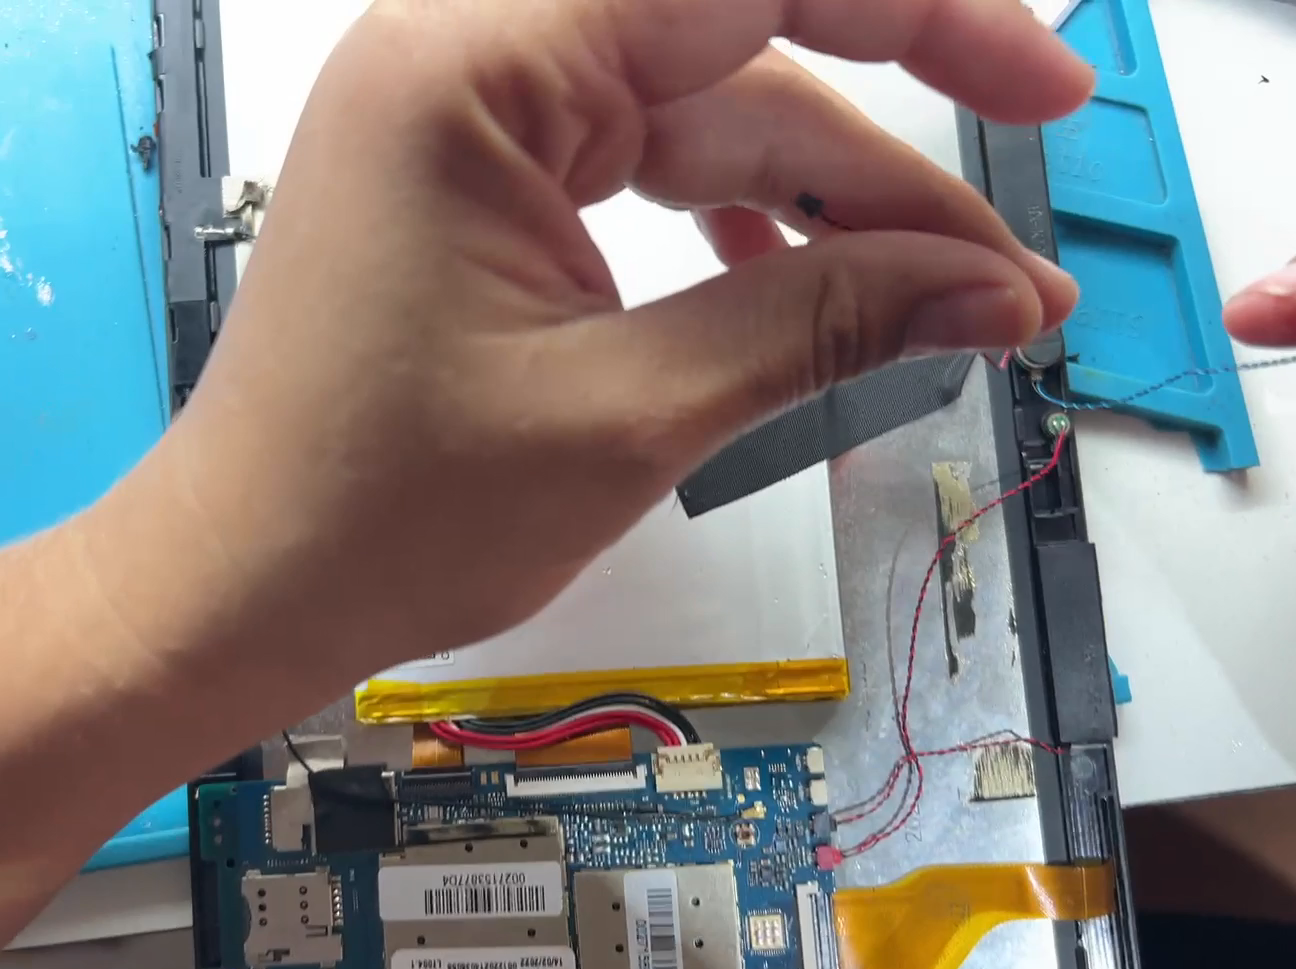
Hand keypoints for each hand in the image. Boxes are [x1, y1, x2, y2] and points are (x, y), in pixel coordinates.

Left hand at [93, 0, 1089, 704]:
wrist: (251, 584)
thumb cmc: (395, 519)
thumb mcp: (625, 416)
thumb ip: (812, 326)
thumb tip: (988, 292)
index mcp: (475, 70)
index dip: (922, 15)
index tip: (1044, 95)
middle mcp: (456, 70)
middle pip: (717, 62)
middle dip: (866, 159)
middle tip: (987, 259)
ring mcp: (453, 142)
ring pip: (674, 135)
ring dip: (795, 210)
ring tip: (906, 301)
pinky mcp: (458, 213)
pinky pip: (614, 188)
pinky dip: (704, 236)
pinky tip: (770, 291)